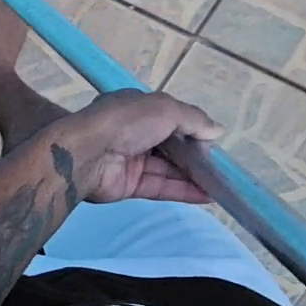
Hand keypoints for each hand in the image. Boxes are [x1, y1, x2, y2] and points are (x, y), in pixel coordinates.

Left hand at [52, 90, 222, 204]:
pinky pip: (160, 187)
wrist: (85, 154)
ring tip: (220, 184)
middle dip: (194, 155)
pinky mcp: (127, 184)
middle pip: (170, 146)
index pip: (169, 118)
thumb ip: (193, 119)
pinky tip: (208, 196)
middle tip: (217, 166)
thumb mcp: (165, 108)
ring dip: (193, 176)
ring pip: (167, 168)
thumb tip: (216, 131)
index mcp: (135, 109)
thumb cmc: (125, 122)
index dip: (191, 129)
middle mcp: (132, 133)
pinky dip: (183, 191)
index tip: (209, 140)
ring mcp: (129, 160)